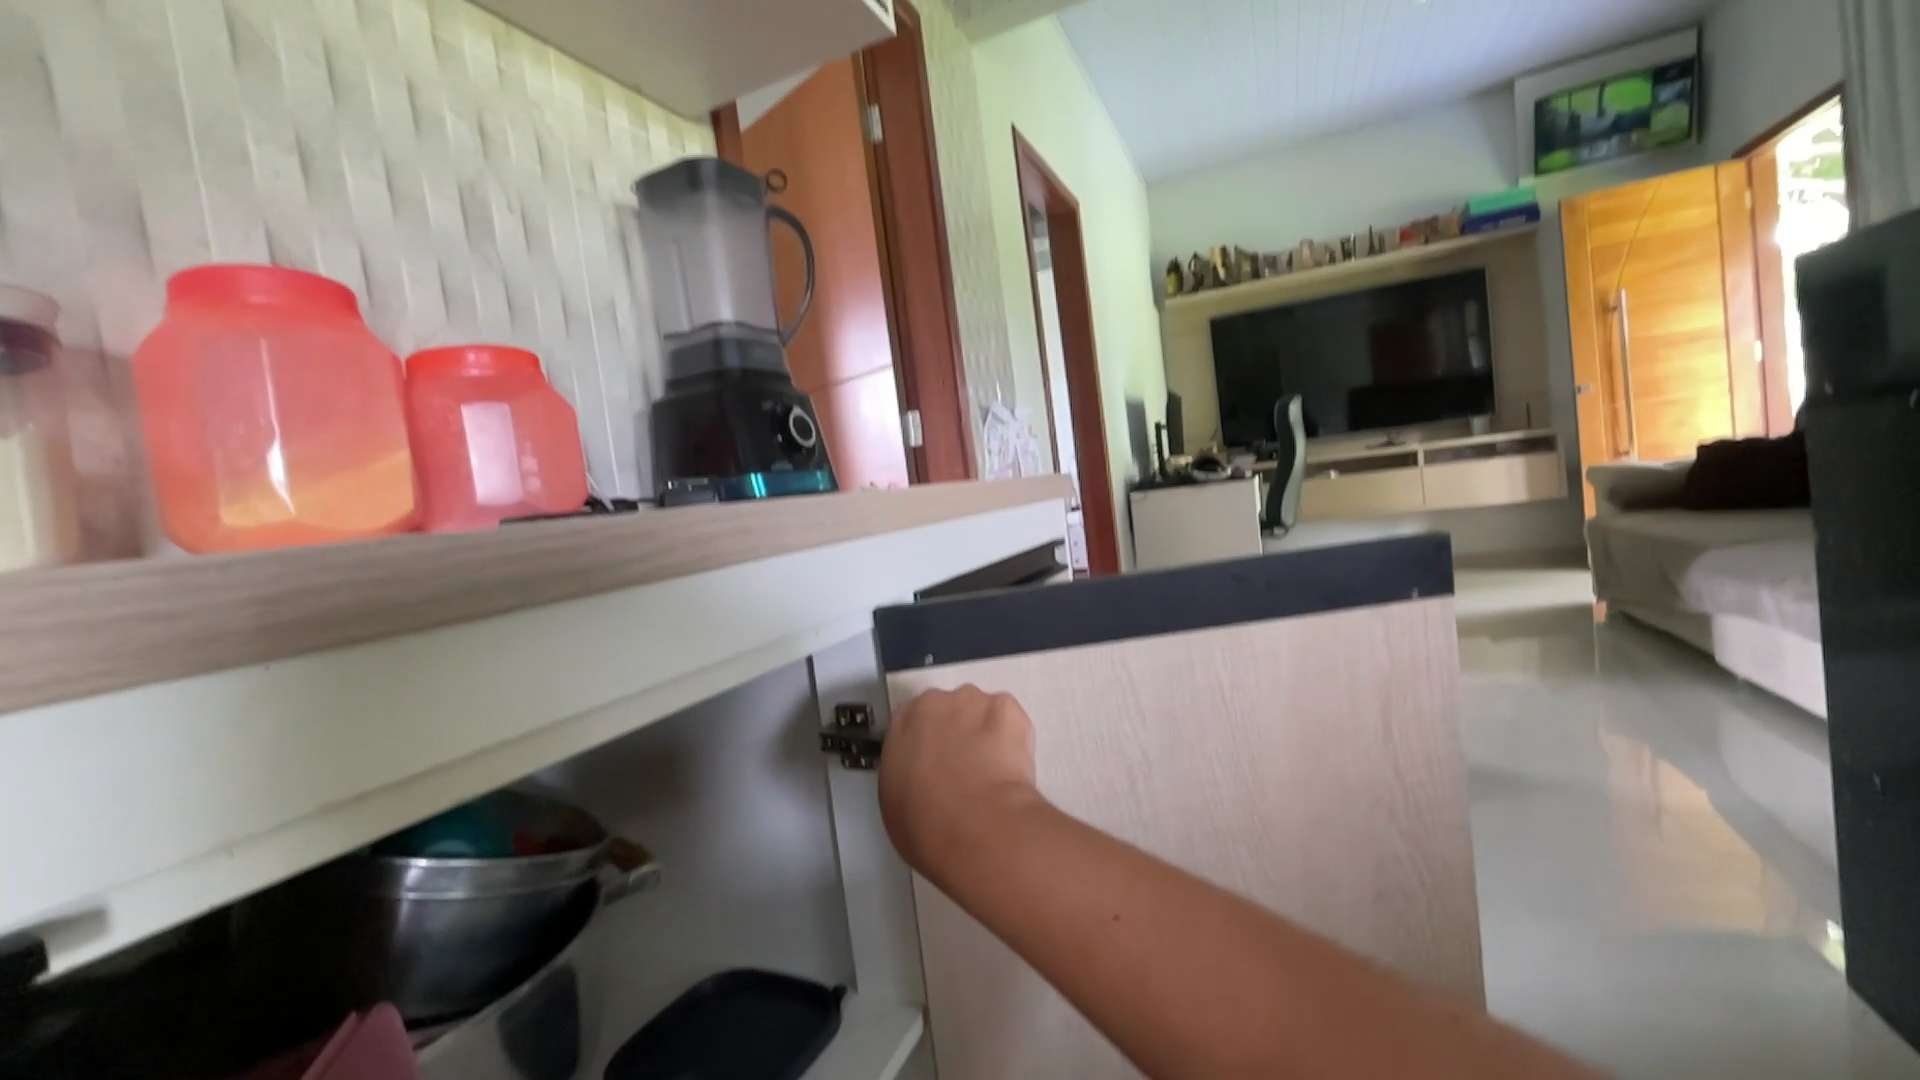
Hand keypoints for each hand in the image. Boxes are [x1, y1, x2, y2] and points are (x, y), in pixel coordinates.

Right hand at [879, 686, 1044, 882]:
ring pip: (983, 712)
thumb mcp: (895, 801)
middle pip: (951, 711)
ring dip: (987, 733)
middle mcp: (935, 702)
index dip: (930, 743)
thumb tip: (921, 778)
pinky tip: (1012, 768)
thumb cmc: (925, 824)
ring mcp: (973, 701)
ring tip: (995, 771)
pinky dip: (1014, 738)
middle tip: (968, 768)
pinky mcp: (1007, 708)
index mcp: (903, 723)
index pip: (915, 722)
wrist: (973, 825)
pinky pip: (1011, 720)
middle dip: (960, 732)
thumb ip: (906, 774)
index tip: (940, 763)